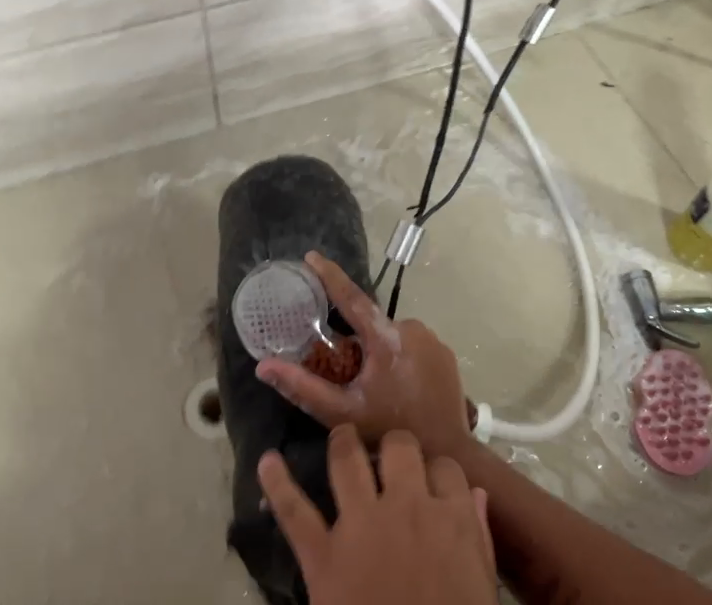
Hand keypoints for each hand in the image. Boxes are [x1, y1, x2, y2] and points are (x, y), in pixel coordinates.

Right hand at [257, 252, 475, 459]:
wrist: (447, 454)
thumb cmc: (389, 431)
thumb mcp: (340, 413)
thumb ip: (301, 387)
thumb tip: (264, 367)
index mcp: (385, 338)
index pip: (351, 297)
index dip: (329, 275)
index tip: (311, 257)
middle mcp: (412, 329)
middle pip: (371, 323)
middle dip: (356, 340)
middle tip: (346, 371)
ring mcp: (433, 340)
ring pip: (392, 335)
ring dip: (379, 351)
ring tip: (375, 388)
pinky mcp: (446, 353)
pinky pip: (413, 345)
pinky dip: (400, 358)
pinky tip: (398, 387)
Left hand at [259, 426, 496, 604]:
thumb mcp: (482, 586)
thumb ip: (477, 538)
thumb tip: (473, 496)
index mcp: (450, 519)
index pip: (446, 469)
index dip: (437, 471)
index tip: (432, 479)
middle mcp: (406, 506)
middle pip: (400, 448)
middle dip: (396, 446)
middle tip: (390, 455)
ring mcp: (360, 525)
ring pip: (348, 461)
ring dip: (343, 443)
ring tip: (341, 436)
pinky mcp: (322, 553)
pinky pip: (295, 511)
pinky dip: (277, 485)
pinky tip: (266, 462)